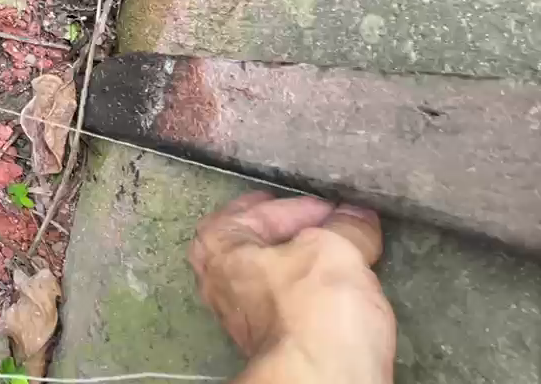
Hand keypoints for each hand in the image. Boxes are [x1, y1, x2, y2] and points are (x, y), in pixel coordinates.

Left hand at [188, 192, 395, 383]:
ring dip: (292, 257)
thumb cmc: (315, 308)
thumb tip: (357, 212)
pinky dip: (298, 285)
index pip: (260, 210)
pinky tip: (319, 289)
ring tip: (325, 251)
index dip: (302, 205)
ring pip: (263, 268)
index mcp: (216, 241)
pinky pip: (278, 297)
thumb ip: (345, 228)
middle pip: (252, 236)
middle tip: (318, 220)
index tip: (336, 206)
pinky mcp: (262, 335)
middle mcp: (215, 270)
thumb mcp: (335, 253)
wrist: (319, 380)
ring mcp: (235, 306)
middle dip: (284, 227)